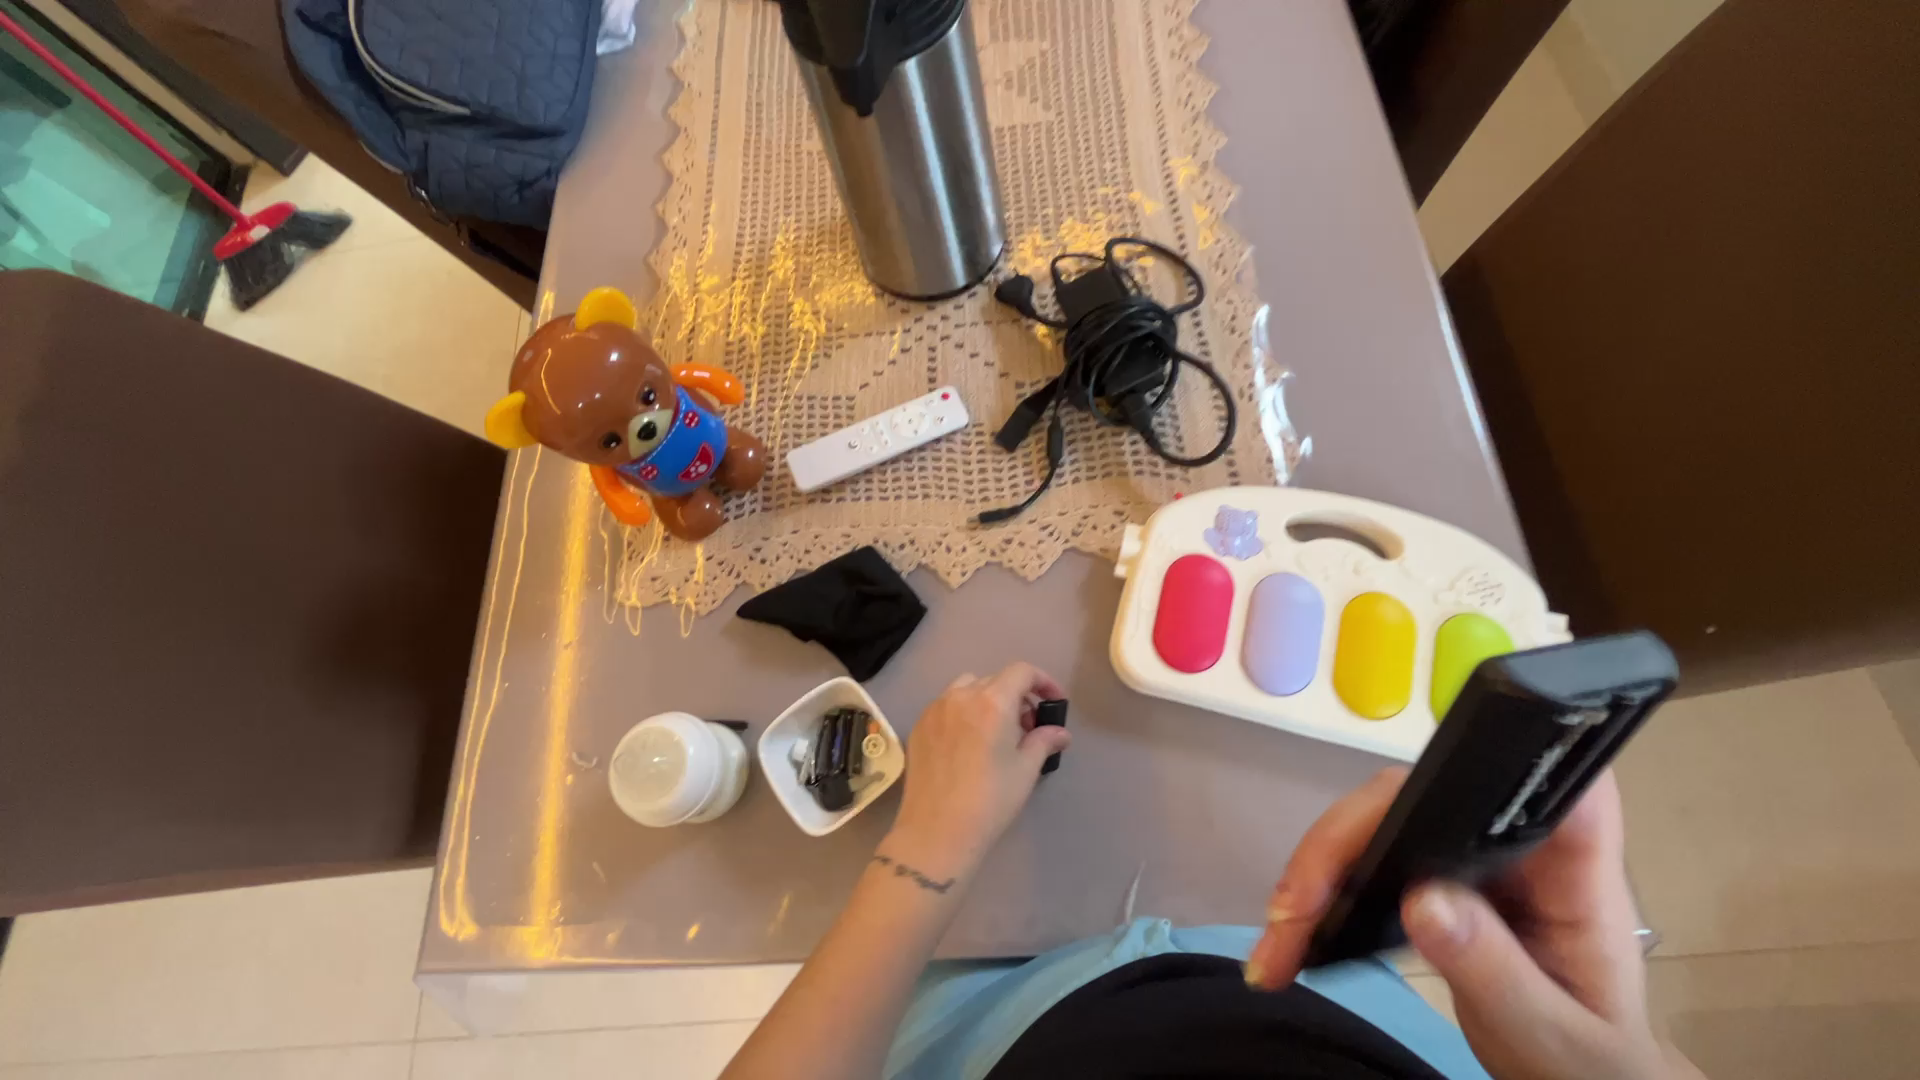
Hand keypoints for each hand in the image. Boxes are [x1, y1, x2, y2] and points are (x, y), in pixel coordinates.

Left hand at [885, 663, 1071, 873]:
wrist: (936, 832)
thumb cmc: (989, 801)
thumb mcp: (1025, 771)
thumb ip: (1044, 742)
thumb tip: (1060, 732)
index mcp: (992, 702)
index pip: (1022, 672)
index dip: (1043, 681)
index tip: (1053, 702)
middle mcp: (960, 696)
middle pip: (995, 679)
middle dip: (1017, 696)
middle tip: (1028, 727)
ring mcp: (935, 709)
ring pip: (967, 688)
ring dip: (988, 699)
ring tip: (997, 731)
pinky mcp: (919, 726)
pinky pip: (946, 706)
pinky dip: (964, 712)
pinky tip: (969, 743)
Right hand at [1247, 769, 1701, 1079]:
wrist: (1570, 1074)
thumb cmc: (1587, 1059)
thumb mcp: (1555, 1037)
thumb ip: (1499, 972)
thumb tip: (1420, 900)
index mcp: (1570, 863)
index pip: (1531, 776)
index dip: (1479, 758)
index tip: (1403, 799)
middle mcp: (1509, 835)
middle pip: (1413, 796)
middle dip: (1341, 843)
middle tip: (1293, 910)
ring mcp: (1461, 846)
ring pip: (1374, 820)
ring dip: (1315, 870)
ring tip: (1279, 937)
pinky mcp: (1426, 865)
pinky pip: (1361, 853)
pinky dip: (1316, 891)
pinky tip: (1288, 935)